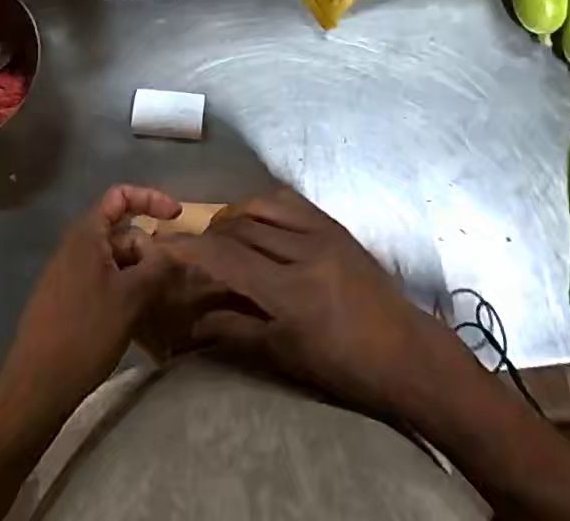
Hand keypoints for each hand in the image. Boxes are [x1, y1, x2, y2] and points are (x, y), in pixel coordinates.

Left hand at [0, 185, 181, 415]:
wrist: (38, 385)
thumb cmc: (86, 331)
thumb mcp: (132, 296)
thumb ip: (158, 267)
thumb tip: (174, 255)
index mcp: (87, 235)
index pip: (120, 196)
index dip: (151, 199)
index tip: (177, 217)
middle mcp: (75, 248)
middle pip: (122, 233)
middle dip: (150, 251)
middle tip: (170, 281)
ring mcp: (69, 276)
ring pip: (116, 262)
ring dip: (141, 276)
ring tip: (161, 305)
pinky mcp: (67, 301)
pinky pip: (104, 284)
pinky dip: (126, 294)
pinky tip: (141, 324)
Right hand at [162, 186, 465, 421]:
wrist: (407, 353)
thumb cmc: (345, 366)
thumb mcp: (286, 355)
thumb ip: (236, 330)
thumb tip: (193, 321)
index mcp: (291, 291)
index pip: (226, 258)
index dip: (189, 249)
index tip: (162, 245)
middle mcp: (305, 251)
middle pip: (239, 229)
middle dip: (207, 235)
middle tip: (189, 248)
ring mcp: (323, 233)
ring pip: (261, 207)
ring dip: (233, 216)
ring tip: (222, 234)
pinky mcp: (335, 226)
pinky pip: (289, 202)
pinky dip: (262, 206)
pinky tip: (255, 221)